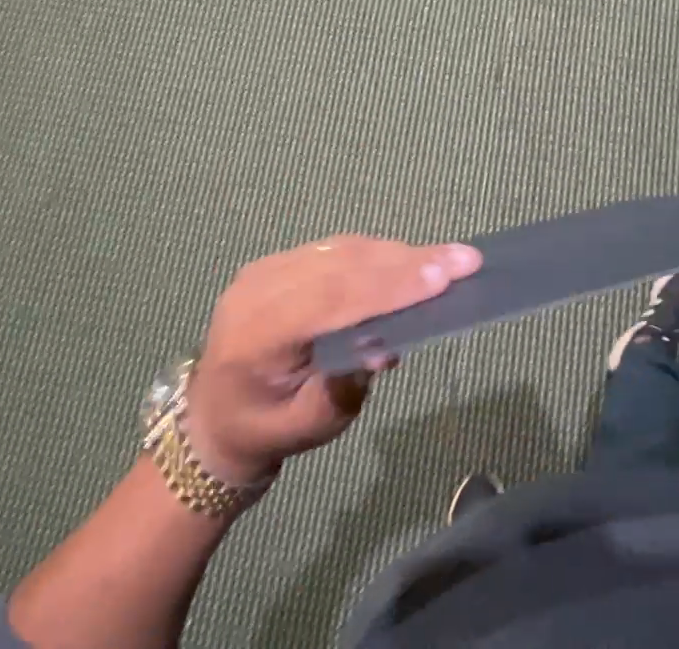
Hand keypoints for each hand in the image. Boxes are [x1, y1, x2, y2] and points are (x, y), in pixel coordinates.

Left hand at [179, 235, 481, 485]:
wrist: (214, 416)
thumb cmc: (264, 428)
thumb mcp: (306, 428)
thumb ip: (341, 391)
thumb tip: (386, 350)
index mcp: (257, 333)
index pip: (332, 297)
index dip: (390, 285)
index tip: (442, 277)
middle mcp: (258, 288)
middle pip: (342, 264)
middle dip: (407, 262)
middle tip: (465, 260)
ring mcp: (266, 269)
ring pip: (342, 251)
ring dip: (397, 255)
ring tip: (447, 260)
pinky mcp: (280, 263)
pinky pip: (335, 251)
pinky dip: (377, 255)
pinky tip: (411, 262)